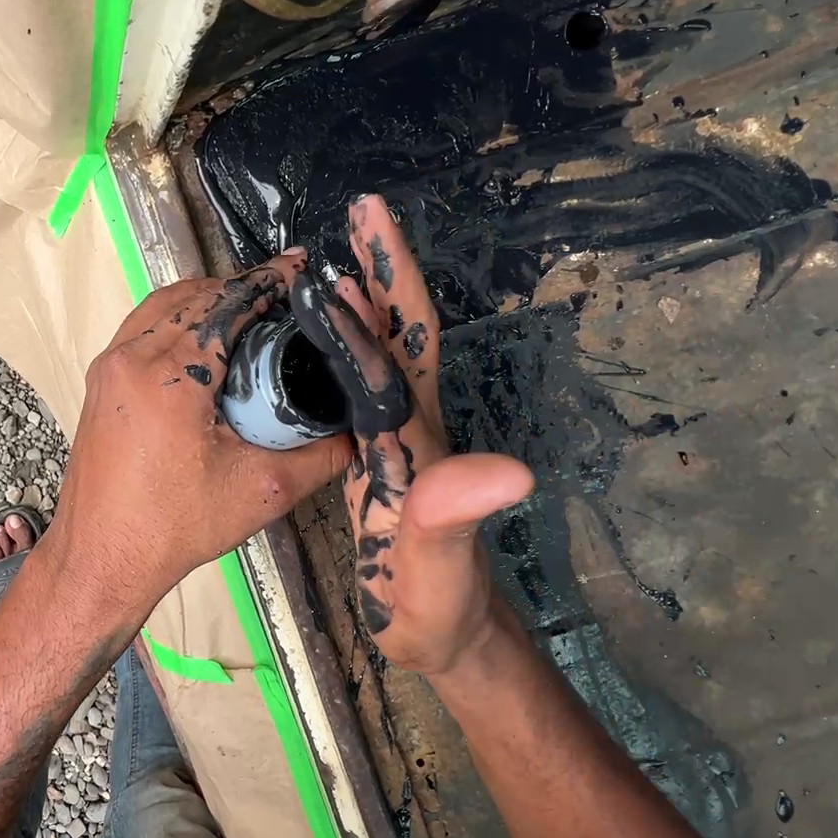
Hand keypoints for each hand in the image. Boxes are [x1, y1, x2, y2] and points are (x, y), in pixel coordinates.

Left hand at [47, 251, 353, 609]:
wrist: (99, 557)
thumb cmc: (173, 528)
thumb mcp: (260, 491)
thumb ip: (319, 453)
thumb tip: (357, 426)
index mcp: (169, 376)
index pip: (227, 305)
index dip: (268, 282)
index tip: (300, 268)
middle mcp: (130, 357)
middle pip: (193, 296)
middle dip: (240, 289)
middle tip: (284, 301)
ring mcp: (107, 366)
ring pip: (162, 306)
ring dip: (205, 300)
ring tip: (250, 316)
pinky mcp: (99, 380)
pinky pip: (141, 327)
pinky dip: (175, 319)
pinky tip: (204, 343)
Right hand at [303, 195, 535, 675]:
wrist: (443, 628)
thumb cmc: (435, 604)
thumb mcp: (437, 570)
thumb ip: (454, 520)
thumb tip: (511, 468)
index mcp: (415, 433)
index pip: (400, 349)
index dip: (382, 292)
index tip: (358, 237)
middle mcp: (409, 419)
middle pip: (402, 328)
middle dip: (385, 266)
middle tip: (362, 209)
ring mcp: (394, 431)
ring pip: (383, 346)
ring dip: (366, 292)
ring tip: (339, 250)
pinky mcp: (376, 447)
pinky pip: (360, 375)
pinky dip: (346, 336)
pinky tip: (326, 325)